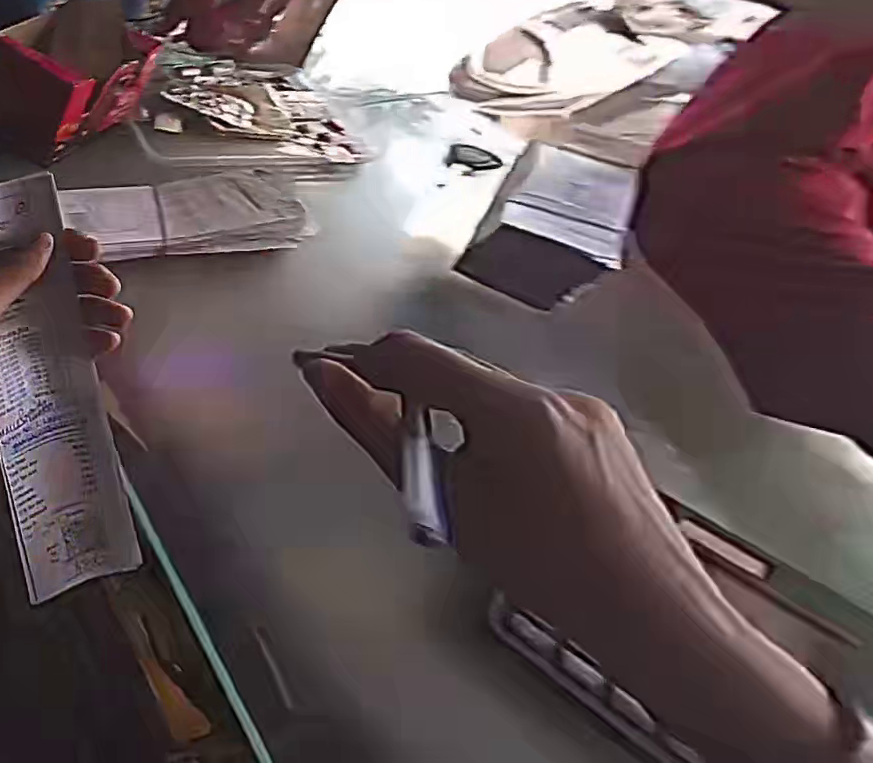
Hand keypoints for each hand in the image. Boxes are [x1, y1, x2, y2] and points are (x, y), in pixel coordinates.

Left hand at [0, 230, 130, 477]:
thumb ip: (9, 276)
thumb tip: (45, 242)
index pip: (23, 253)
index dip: (57, 247)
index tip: (89, 248)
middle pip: (50, 283)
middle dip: (83, 279)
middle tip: (109, 285)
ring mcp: (14, 341)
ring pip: (63, 315)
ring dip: (93, 310)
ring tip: (119, 316)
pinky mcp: (26, 373)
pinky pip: (64, 351)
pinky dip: (88, 343)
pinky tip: (108, 343)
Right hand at [298, 331, 840, 761]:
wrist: (659, 623)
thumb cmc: (544, 568)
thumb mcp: (440, 495)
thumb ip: (373, 425)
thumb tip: (324, 376)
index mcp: (516, 410)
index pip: (412, 354)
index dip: (356, 358)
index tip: (318, 369)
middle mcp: (552, 395)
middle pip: (441, 362)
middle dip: (387, 375)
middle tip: (345, 395)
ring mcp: (577, 406)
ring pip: (470, 378)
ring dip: (425, 393)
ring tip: (399, 429)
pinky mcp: (589, 423)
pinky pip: (504, 398)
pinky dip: (463, 408)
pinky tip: (454, 442)